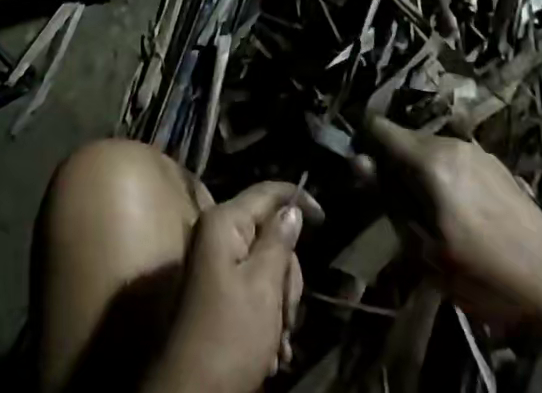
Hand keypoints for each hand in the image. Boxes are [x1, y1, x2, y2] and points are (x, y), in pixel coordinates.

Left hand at [143, 181, 322, 392]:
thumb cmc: (230, 335)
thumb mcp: (263, 285)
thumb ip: (279, 241)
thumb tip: (292, 209)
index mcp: (223, 223)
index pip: (267, 192)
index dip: (298, 199)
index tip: (324, 219)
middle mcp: (217, 236)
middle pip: (271, 234)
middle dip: (287, 275)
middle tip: (287, 313)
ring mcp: (217, 264)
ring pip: (268, 266)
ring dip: (281, 303)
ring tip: (279, 339)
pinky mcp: (219, 291)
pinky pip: (256, 288)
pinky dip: (269, 316)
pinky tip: (272, 348)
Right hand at [361, 115, 541, 327]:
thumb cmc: (482, 273)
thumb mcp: (423, 247)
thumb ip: (388, 200)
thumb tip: (359, 162)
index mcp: (431, 160)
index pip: (381, 129)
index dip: (363, 143)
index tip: (358, 168)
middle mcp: (454, 144)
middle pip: (408, 139)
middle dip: (392, 162)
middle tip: (391, 203)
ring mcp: (480, 153)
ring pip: (433, 150)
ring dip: (420, 170)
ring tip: (424, 212)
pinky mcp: (498, 166)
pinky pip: (456, 160)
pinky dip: (444, 176)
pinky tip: (456, 212)